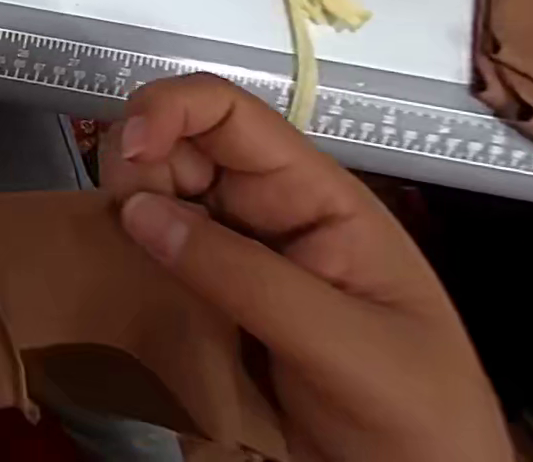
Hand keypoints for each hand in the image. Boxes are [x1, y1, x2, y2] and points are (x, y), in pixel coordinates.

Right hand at [102, 73, 509, 461]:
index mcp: (306, 192)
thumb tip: (135, 211)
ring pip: (139, 187)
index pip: (222, 110)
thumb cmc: (418, 424)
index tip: (132, 156)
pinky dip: (114, 247)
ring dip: (120, 214)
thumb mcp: (355, 353)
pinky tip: (125, 279)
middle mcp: (251, 201)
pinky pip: (133, 238)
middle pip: (164, 142)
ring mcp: (214, 239)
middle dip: (135, 173)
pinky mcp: (184, 276)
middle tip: (135, 238)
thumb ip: (248, 278)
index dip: (167, 109)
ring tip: (140, 272)